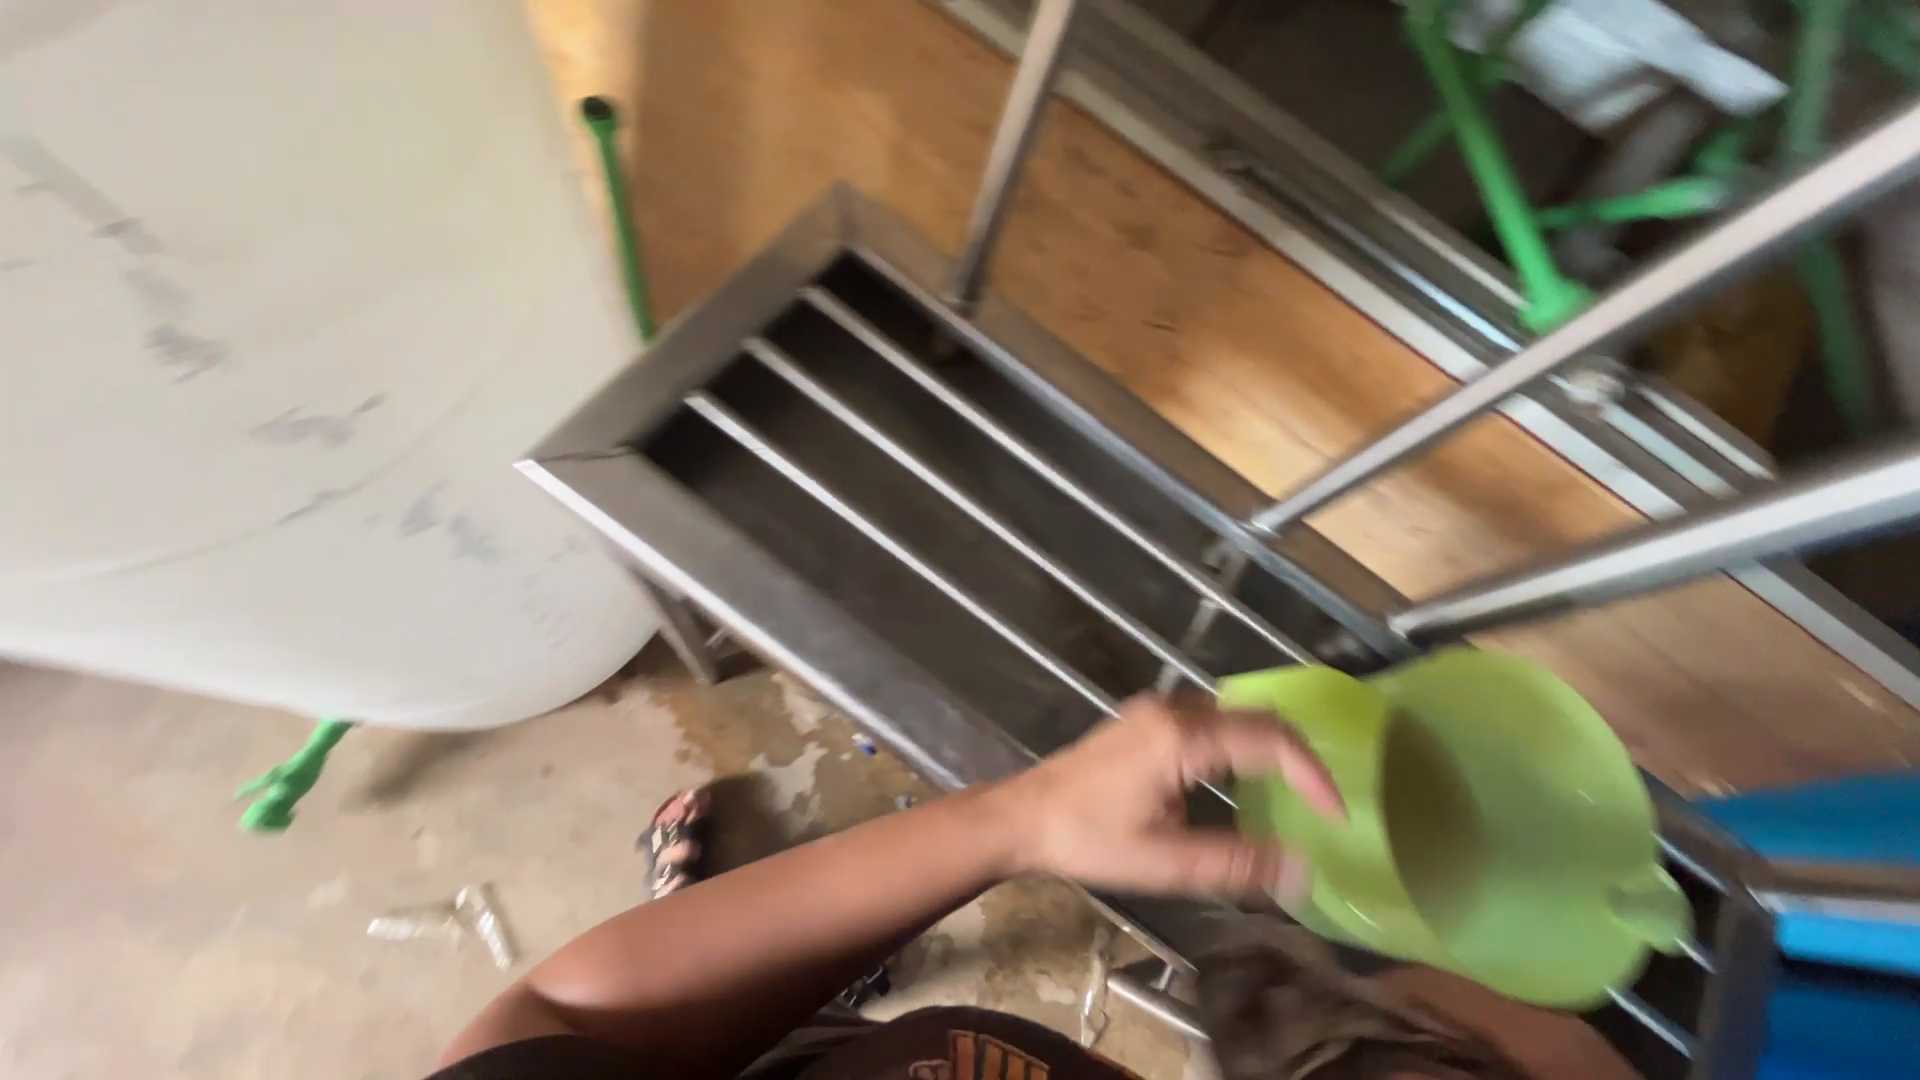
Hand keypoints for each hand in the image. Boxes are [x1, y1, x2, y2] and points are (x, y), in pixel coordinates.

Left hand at [990, 695, 1344, 898]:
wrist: (1025, 816)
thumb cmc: (1089, 838)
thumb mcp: (1165, 862)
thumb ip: (1235, 864)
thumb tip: (1301, 869)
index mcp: (1180, 737)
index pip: (1269, 738)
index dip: (1312, 773)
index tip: (1336, 813)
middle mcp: (1171, 710)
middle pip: (1254, 717)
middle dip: (1295, 755)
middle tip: (1321, 800)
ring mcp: (1153, 709)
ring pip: (1230, 714)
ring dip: (1265, 745)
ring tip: (1293, 790)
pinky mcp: (1142, 719)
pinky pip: (1206, 718)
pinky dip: (1236, 740)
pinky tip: (1240, 776)